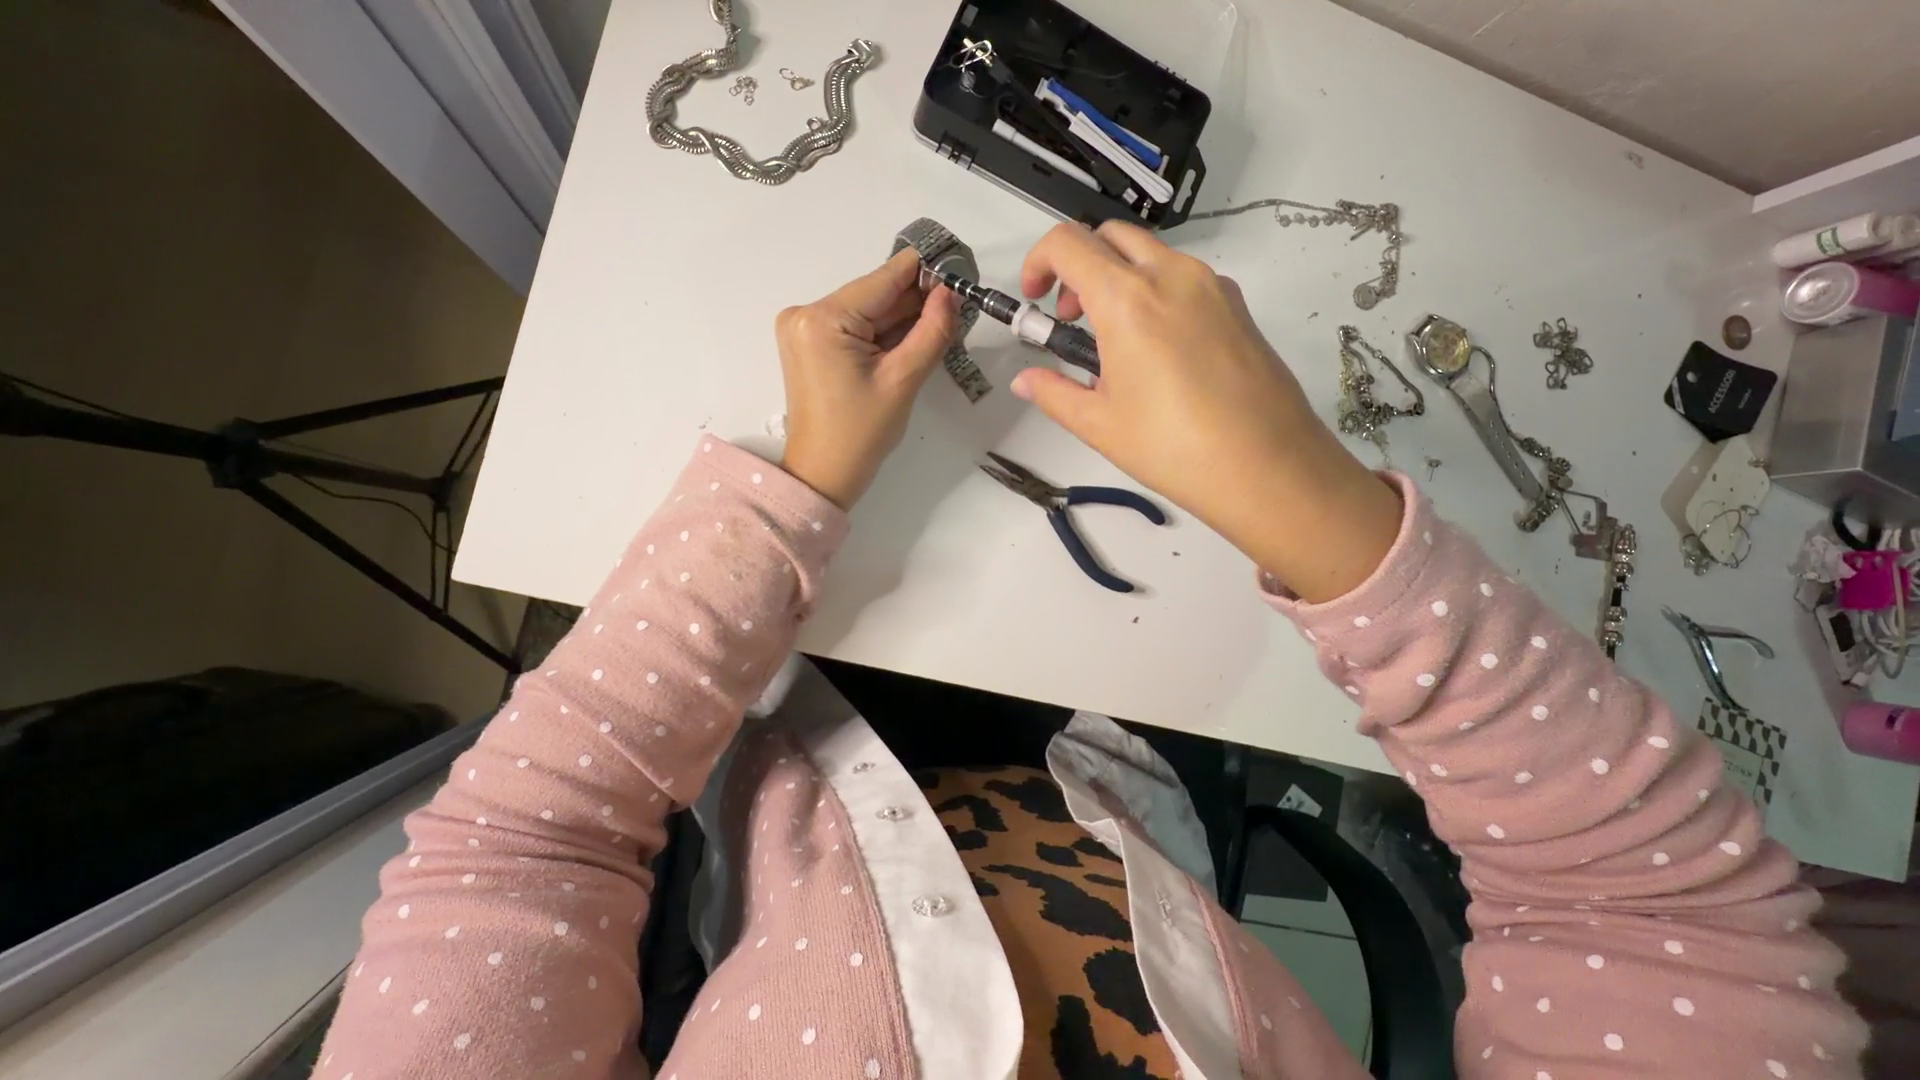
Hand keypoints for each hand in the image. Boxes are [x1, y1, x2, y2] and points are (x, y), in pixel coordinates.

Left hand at [778, 250, 960, 508]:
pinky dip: (883, 333)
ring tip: (942, 325)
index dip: (924, 271)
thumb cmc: (861, 434)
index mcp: (822, 319)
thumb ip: (931, 330)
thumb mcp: (903, 379)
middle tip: (959, 304)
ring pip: (868, 310)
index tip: (959, 266)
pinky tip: (913, 339)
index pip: (883, 280)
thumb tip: (951, 291)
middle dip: (915, 300)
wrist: (822, 474)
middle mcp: (805, 313)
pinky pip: (855, 326)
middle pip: (874, 294)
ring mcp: (804, 328)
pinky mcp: (810, 343)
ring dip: (902, 318)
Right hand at [1012, 222, 1401, 601]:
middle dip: (1078, 265)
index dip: (1037, 262)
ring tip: (1114, 341)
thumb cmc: (1174, 448)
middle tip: (1071, 317)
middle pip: (1109, 236)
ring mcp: (1212, 286)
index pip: (1067, 244)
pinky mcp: (1237, 305)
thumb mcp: (1099, 424)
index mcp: (1127, 298)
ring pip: (1151, 254)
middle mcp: (1171, 275)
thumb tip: (1026, 381)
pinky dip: (1156, 292)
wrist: (1268, 466)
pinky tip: (1157, 351)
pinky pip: (1185, 278)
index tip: (1035, 299)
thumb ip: (1054, 392)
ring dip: (1119, 277)